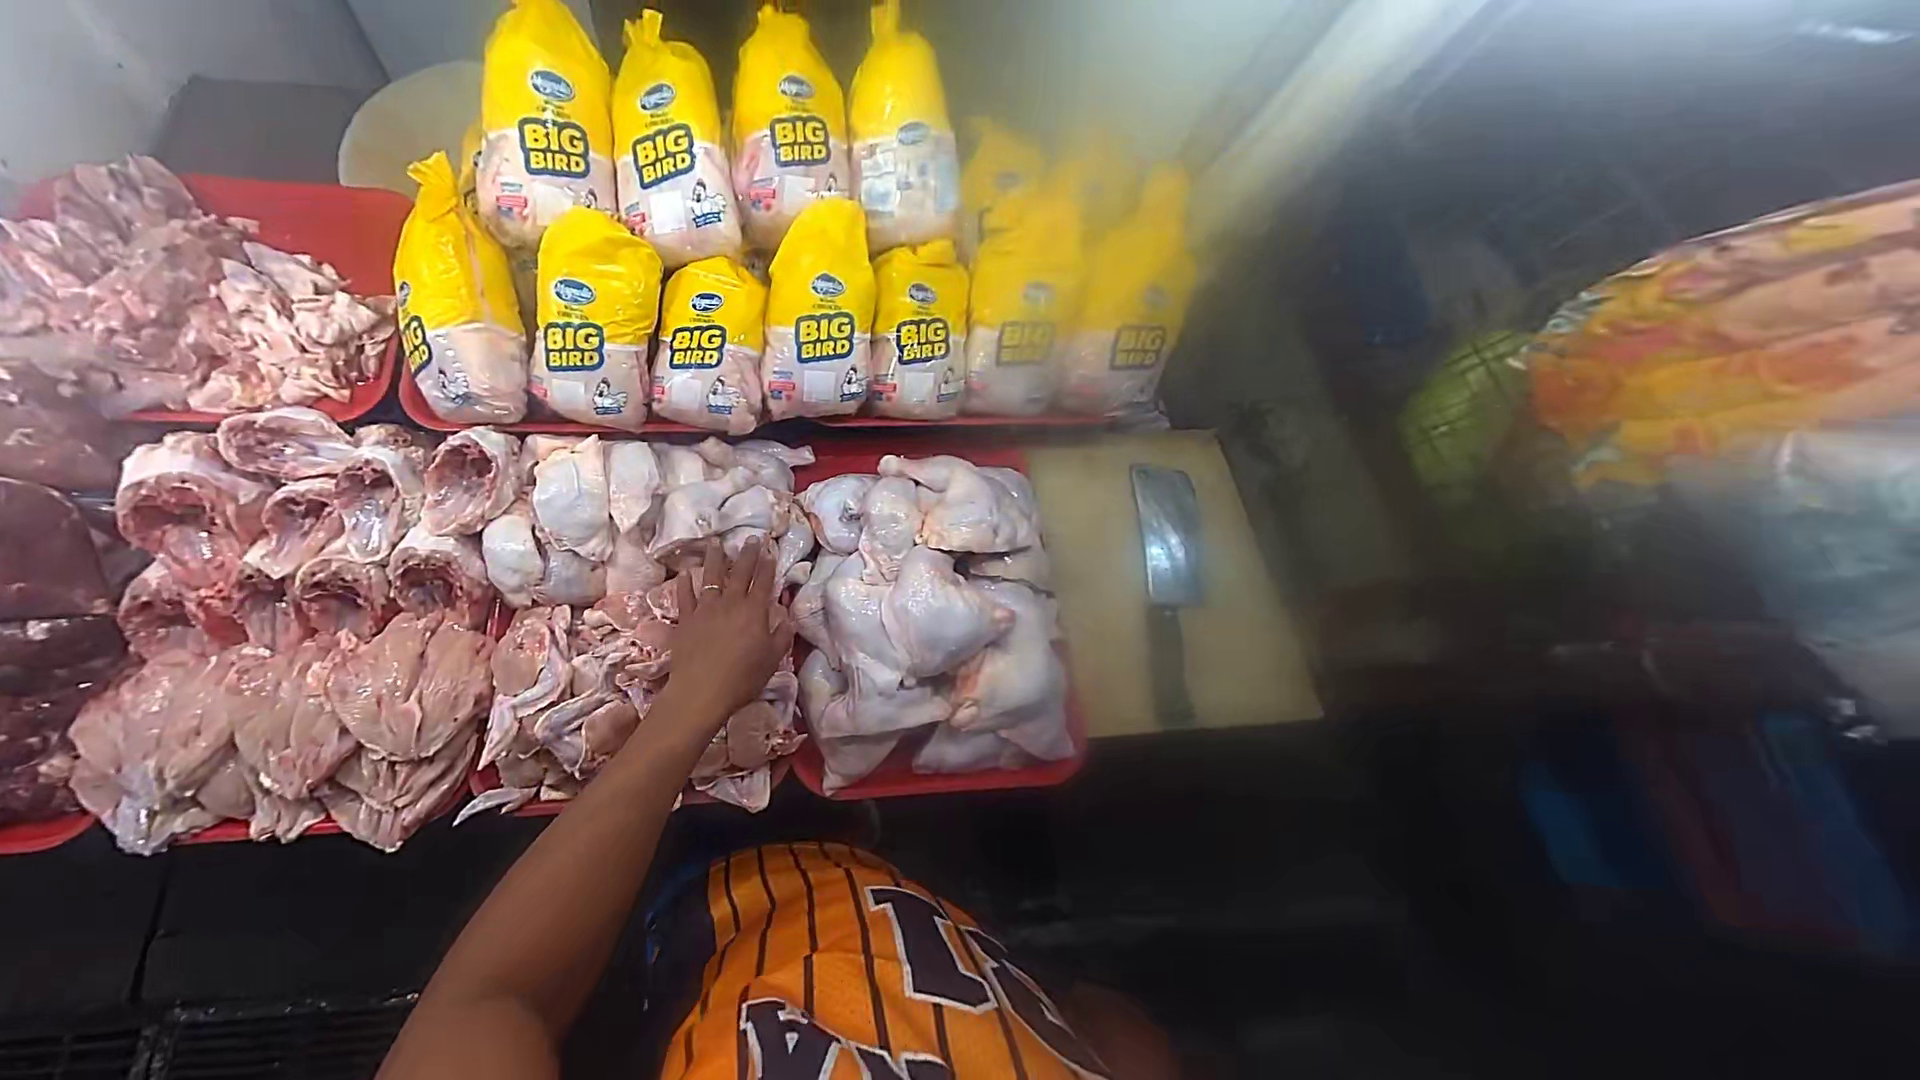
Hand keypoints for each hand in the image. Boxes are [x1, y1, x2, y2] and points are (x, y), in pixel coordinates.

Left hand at [658, 535, 793, 734]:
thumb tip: (787, 618)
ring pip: (711, 578)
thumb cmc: (743, 678)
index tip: (770, 551)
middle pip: (740, 574)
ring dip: (715, 559)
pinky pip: (684, 597)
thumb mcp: (772, 659)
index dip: (768, 566)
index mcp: (754, 612)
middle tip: (751, 539)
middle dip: (747, 555)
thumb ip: (782, 636)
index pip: (763, 583)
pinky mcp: (685, 621)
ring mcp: (705, 610)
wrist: (701, 692)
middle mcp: (730, 604)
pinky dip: (685, 584)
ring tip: (716, 544)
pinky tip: (685, 574)